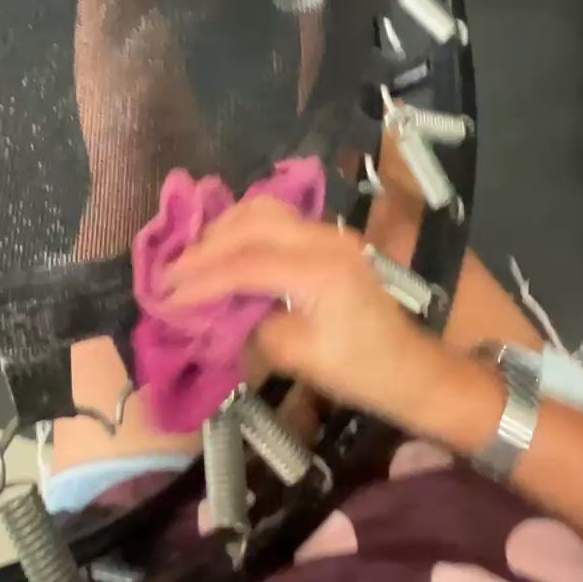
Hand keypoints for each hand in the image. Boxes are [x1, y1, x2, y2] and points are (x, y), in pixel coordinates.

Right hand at [164, 197, 455, 423]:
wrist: (414, 369)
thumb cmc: (361, 372)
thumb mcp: (299, 358)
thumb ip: (252, 325)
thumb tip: (214, 309)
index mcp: (320, 271)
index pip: (245, 264)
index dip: (201, 279)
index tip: (167, 297)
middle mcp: (325, 239)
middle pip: (249, 224)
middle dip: (204, 248)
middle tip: (170, 273)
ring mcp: (329, 233)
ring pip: (262, 210)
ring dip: (222, 229)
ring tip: (192, 257)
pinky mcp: (329, 238)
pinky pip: (276, 217)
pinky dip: (242, 227)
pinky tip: (223, 244)